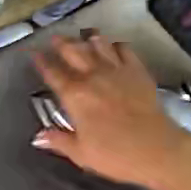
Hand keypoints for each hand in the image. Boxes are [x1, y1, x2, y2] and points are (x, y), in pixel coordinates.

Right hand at [30, 32, 190, 189]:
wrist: (155, 147)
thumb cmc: (115, 154)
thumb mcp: (81, 153)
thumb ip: (59, 141)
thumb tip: (38, 136)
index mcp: (75, 95)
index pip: (53, 73)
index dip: (42, 62)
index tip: (35, 53)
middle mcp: (93, 76)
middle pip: (74, 52)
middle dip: (63, 43)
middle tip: (55, 37)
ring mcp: (117, 69)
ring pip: (98, 45)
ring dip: (88, 39)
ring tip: (83, 35)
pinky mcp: (137, 69)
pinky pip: (124, 49)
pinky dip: (115, 45)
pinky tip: (114, 46)